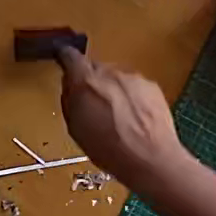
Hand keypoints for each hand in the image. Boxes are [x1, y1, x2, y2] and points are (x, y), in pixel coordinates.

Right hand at [56, 48, 192, 190]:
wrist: (150, 159)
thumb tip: (70, 86)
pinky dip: (130, 96)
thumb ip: (70, 101)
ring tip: (115, 117)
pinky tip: (133, 118)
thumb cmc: (109, 149)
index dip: (65, 57)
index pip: (70, 56)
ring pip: (115, 76)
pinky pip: (134, 85)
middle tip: (91, 104)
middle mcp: (109, 72)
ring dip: (112, 89)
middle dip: (91, 81)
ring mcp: (133, 78)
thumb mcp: (75, 129)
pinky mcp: (151, 86)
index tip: (63, 59)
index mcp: (85, 81)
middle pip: (94, 67)